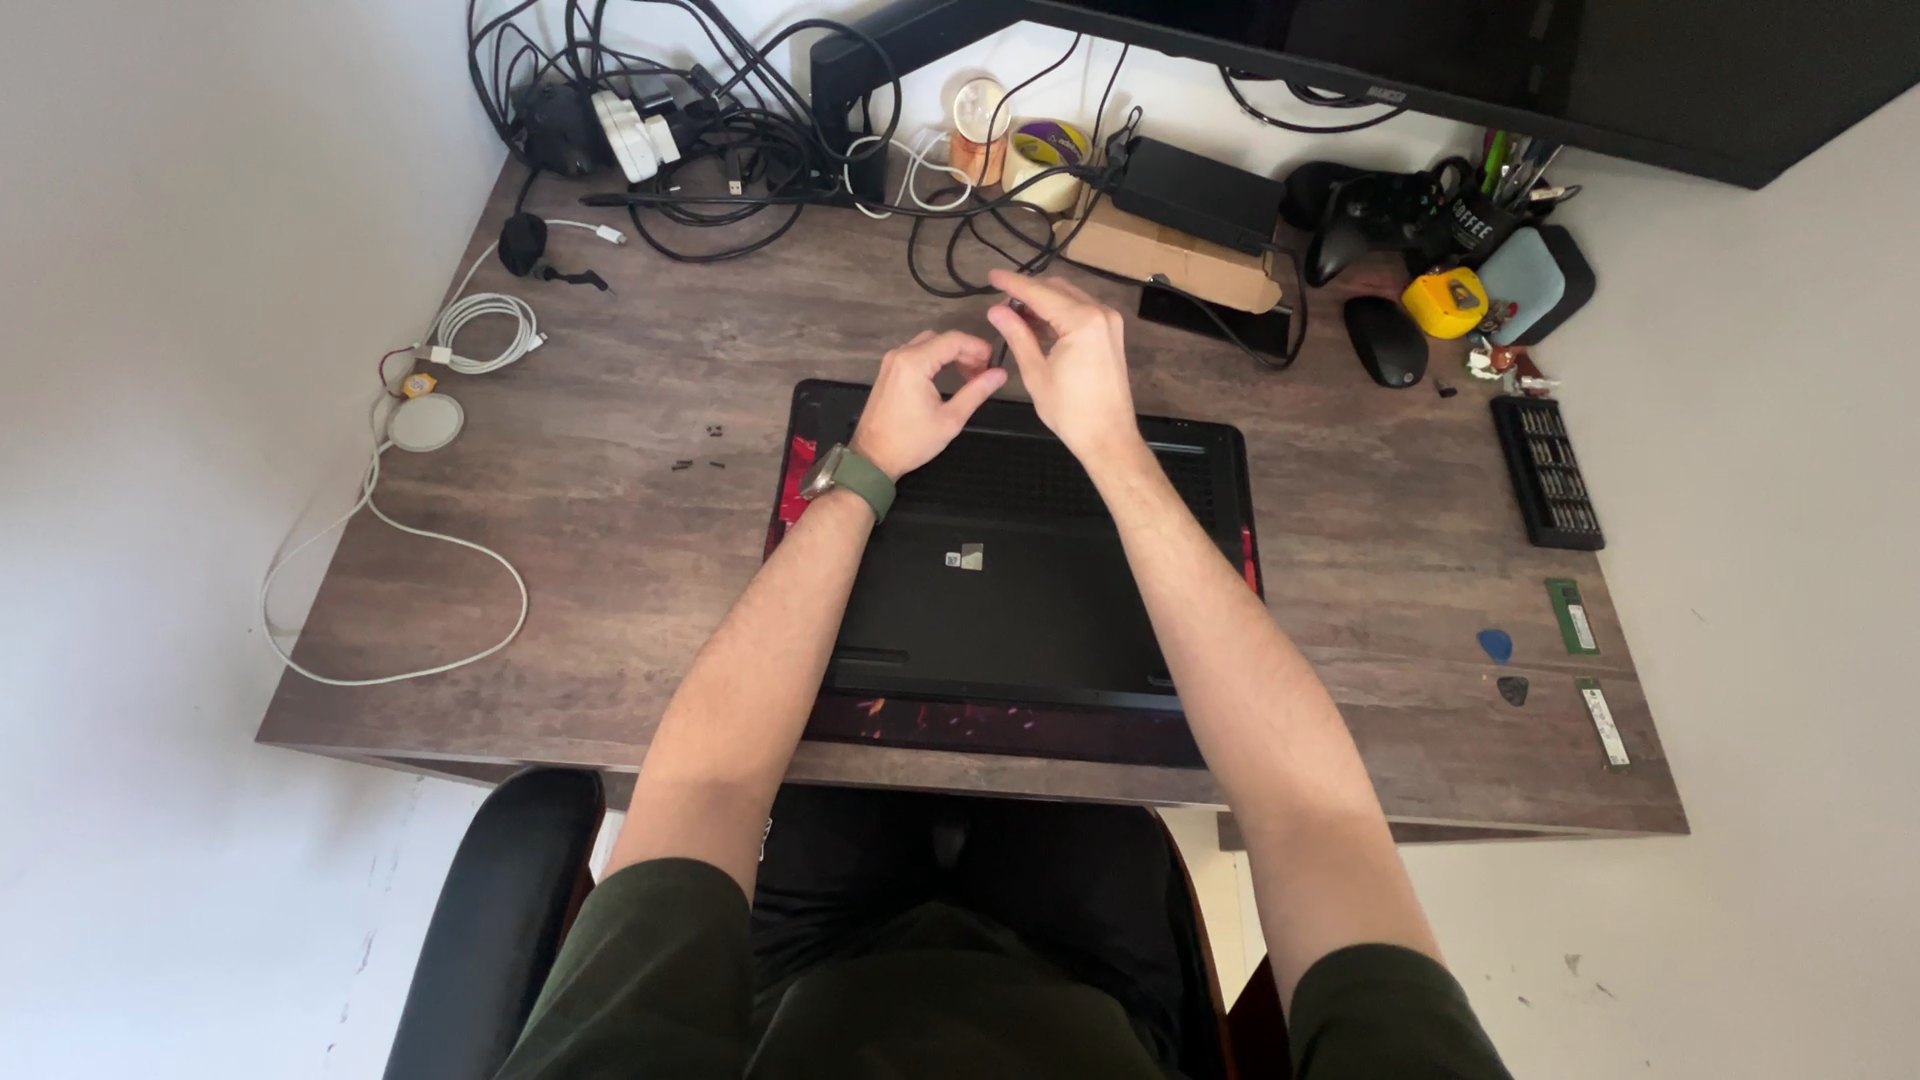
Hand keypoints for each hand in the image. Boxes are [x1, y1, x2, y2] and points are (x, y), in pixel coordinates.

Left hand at [851, 329, 1006, 479]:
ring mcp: (891, 362)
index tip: (993, 363)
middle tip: (983, 371)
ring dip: (950, 354)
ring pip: (928, 344)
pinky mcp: (888, 371)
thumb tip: (1000, 374)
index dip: (977, 347)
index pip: (953, 340)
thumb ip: (976, 392)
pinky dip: (935, 359)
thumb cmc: (912, 442)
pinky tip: (949, 376)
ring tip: (970, 375)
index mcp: (914, 363)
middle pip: (940, 339)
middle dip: (965, 350)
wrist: (873, 458)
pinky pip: (916, 354)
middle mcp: (900, 355)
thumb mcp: (950, 419)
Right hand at [986, 269, 1142, 464]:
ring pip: (1069, 298)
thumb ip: (1017, 335)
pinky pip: (1080, 312)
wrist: (1108, 437)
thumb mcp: (1036, 373)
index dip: (1013, 284)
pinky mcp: (1110, 334)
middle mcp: (1100, 313)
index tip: (992, 275)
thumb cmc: (1070, 411)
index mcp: (1082, 321)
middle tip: (1000, 304)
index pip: (1040, 293)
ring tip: (1014, 315)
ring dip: (1043, 302)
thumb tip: (996, 311)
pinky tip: (1037, 325)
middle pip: (1057, 289)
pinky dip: (1058, 314)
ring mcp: (1109, 322)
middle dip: (1028, 292)